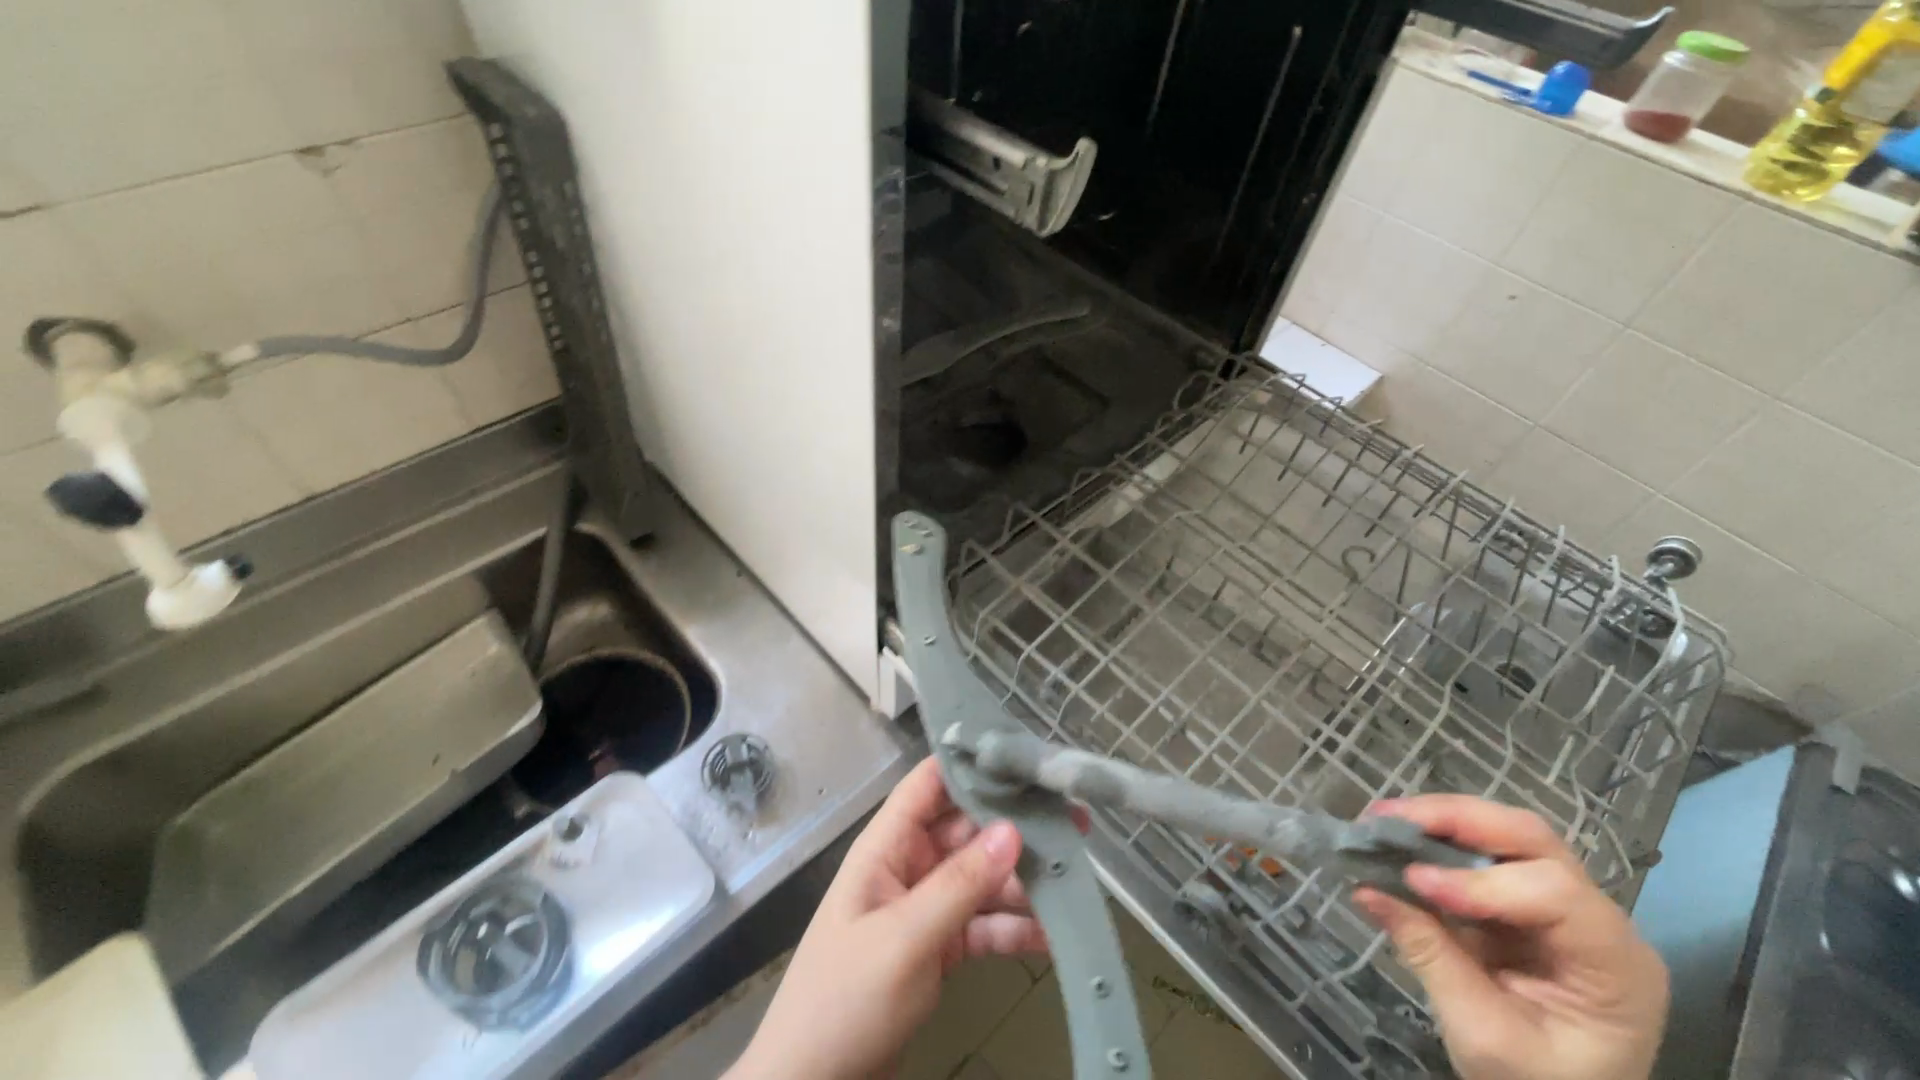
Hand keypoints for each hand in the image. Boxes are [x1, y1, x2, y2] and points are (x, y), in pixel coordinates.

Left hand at [727, 758, 1046, 1079]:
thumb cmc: (845, 998)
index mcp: (886, 847)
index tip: (1027, 757)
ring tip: (1077, 882)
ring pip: (983, 879)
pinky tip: (1056, 936)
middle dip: (1018, 827)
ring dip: (1024, 882)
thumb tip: (1015, 829)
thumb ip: (959, 885)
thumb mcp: (904, 939)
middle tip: (1077, 825)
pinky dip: (1016, 929)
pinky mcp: (940, 947)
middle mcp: (909, 867)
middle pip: (968, 831)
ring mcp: (925, 908)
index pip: (929, 785)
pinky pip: (985, 925)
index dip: (972, 764)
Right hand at [1353, 796, 1667, 1079]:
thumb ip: (1430, 956)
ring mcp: (1566, 909)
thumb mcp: (1482, 1035)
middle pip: (1534, 842)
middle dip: (1456, 820)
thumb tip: (1366, 890)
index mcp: (1615, 964)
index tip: (1413, 880)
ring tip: (1383, 820)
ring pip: (1510, 837)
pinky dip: (1441, 844)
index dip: (1479, 880)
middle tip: (1386, 817)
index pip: (1554, 892)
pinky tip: (1401, 841)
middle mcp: (1601, 920)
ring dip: (1443, 822)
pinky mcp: (1529, 907)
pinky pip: (1487, 859)